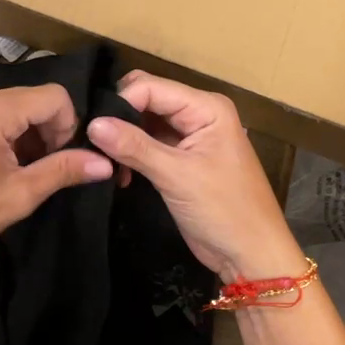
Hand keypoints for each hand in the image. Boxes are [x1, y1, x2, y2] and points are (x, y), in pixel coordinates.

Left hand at [0, 85, 111, 274]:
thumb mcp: (19, 195)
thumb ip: (63, 171)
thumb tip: (105, 162)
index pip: (54, 96)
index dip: (68, 126)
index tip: (60, 161)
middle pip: (34, 97)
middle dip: (49, 130)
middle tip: (44, 170)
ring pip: (16, 105)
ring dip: (29, 133)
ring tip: (22, 172)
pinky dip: (8, 132)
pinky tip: (1, 166)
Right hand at [87, 72, 298, 281]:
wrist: (252, 256)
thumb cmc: (224, 210)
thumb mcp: (177, 176)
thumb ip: (134, 146)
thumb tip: (92, 124)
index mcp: (206, 107)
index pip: (150, 87)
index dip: (121, 103)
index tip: (93, 130)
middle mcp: (198, 113)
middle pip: (146, 99)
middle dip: (120, 117)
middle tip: (95, 143)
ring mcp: (189, 135)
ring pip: (144, 121)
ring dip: (123, 139)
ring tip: (105, 163)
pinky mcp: (181, 158)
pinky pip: (148, 143)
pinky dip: (132, 154)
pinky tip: (120, 174)